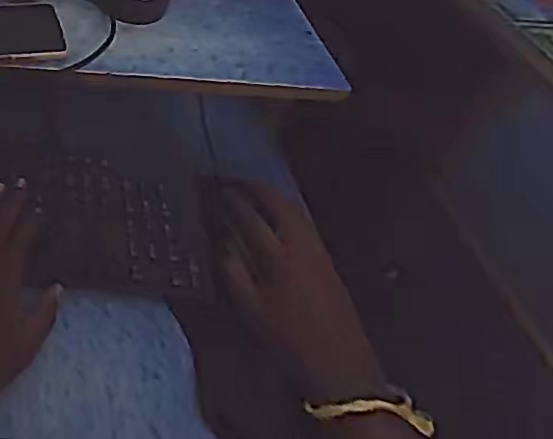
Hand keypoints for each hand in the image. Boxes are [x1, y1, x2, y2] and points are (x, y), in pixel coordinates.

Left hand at [0, 183, 61, 438]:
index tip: (40, 208)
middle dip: (13, 203)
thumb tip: (58, 286)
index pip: (22, 241)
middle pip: (1, 226)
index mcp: (6, 278)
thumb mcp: (27, 344)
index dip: (32, 223)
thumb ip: (44, 313)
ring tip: (1, 186)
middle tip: (22, 182)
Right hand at [218, 182, 385, 403]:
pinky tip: (274, 216)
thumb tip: (220, 236)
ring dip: (270, 196)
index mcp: (277, 255)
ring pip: (293, 209)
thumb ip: (231, 267)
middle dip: (252, 187)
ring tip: (249, 191)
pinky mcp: (328, 261)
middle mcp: (300, 245)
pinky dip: (284, 210)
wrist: (341, 370)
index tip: (210, 187)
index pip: (247, 214)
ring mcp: (318, 251)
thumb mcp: (249, 307)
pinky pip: (303, 222)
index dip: (227, 197)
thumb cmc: (288, 340)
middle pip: (276, 202)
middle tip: (230, 181)